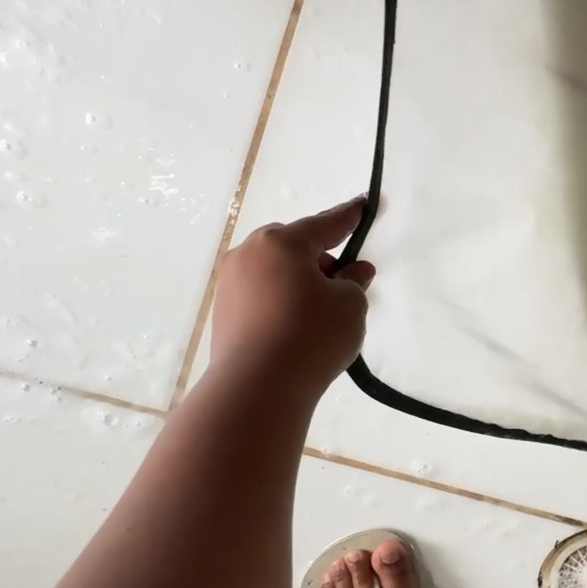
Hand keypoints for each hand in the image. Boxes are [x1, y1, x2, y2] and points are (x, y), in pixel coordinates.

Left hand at [210, 197, 376, 391]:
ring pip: (276, 272)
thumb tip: (352, 271)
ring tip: (323, 312)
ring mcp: (230, 283)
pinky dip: (284, 303)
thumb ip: (354, 281)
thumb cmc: (313, 333)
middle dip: (320, 259)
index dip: (348, 216)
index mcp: (281, 243)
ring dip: (300, 283)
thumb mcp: (351, 304)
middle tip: (344, 283)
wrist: (260, 384)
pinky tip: (301, 328)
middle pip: (293, 247)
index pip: (324, 225)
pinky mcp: (224, 312)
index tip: (362, 203)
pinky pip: (263, 295)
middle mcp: (248, 254)